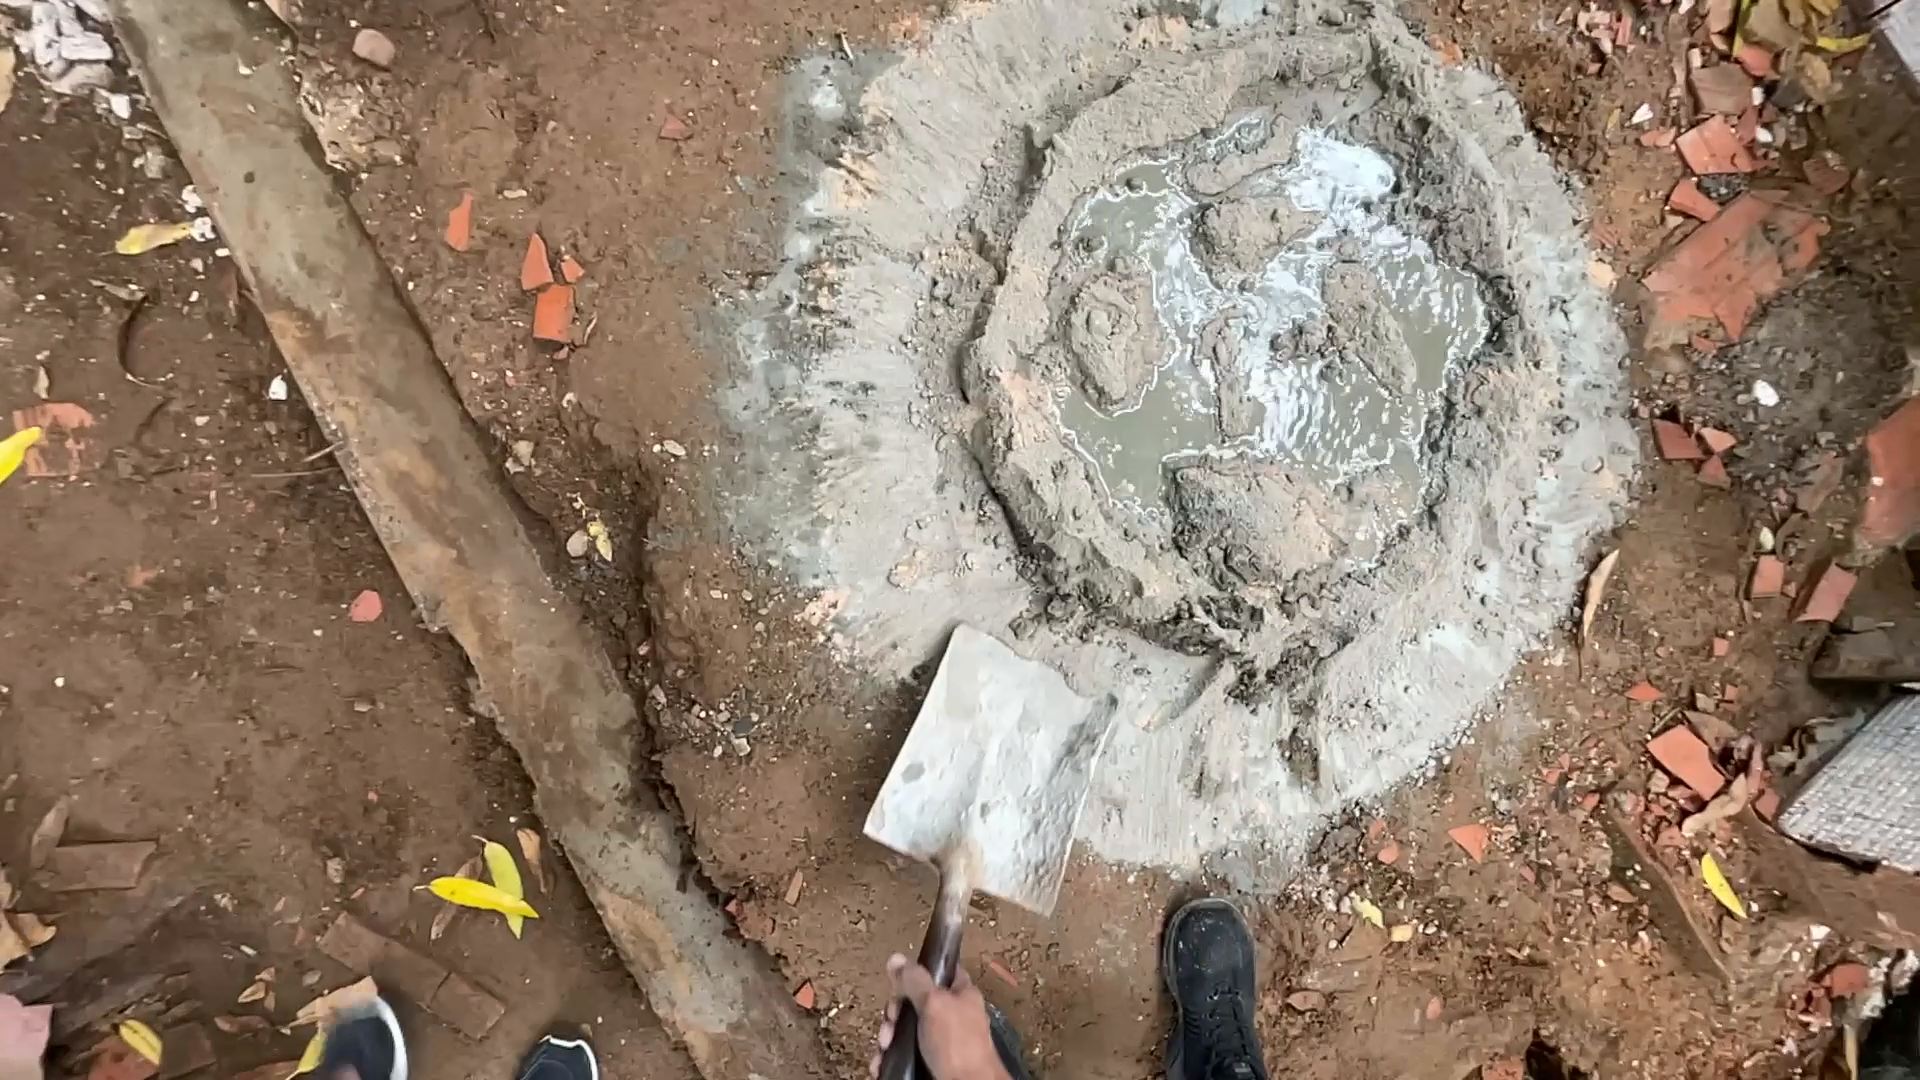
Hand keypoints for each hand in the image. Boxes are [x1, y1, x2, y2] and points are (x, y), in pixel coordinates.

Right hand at [870, 954, 1010, 1079]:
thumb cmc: (957, 1043)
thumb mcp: (934, 1003)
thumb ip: (915, 980)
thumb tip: (895, 958)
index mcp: (960, 993)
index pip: (937, 972)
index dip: (915, 973)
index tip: (898, 983)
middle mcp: (950, 1016)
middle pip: (914, 1002)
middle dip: (895, 1012)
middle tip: (890, 1024)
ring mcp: (940, 1043)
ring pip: (906, 1031)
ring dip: (888, 1037)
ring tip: (883, 1048)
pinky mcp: (928, 1064)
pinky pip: (903, 1055)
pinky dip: (889, 1058)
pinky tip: (881, 1063)